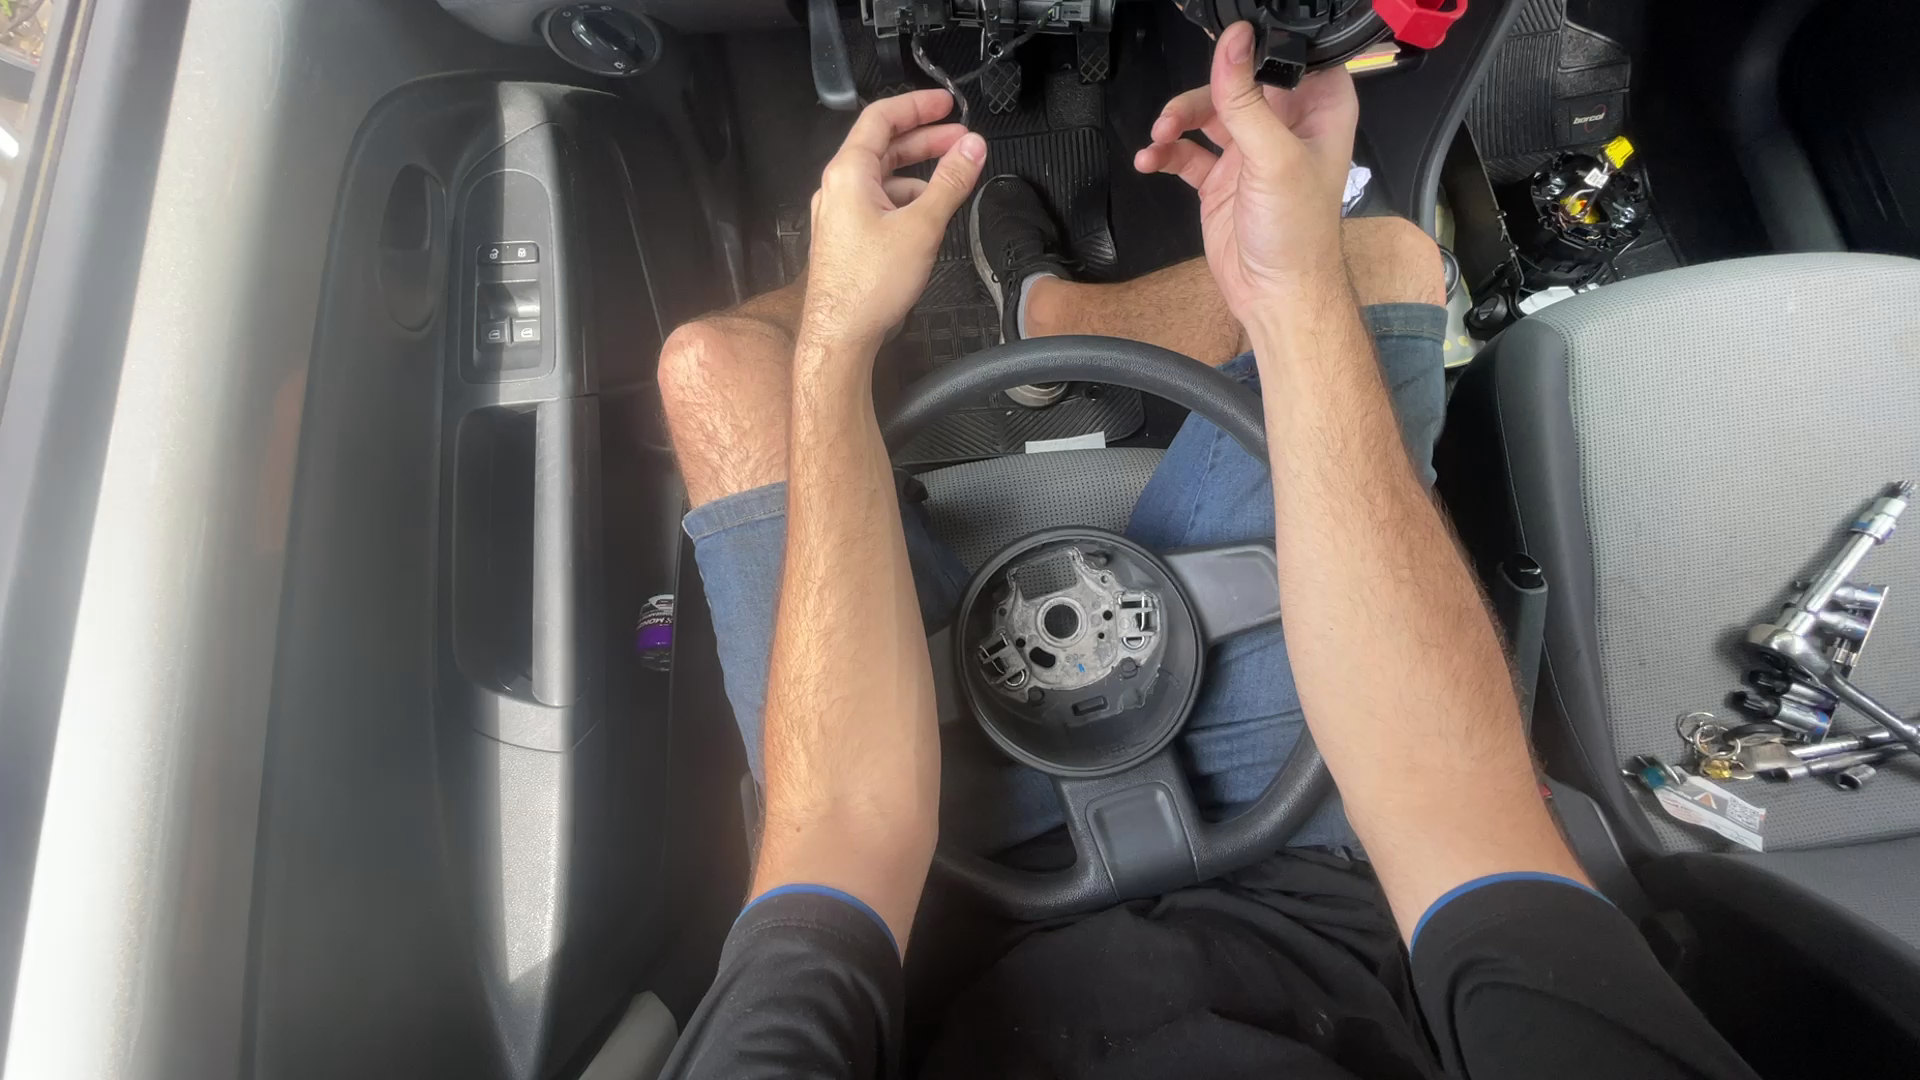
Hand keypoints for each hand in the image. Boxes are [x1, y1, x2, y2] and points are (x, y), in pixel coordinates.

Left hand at [800, 90, 987, 351]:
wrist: (841, 335)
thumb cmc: (866, 287)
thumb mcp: (921, 227)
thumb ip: (951, 182)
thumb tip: (972, 148)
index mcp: (849, 173)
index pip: (882, 117)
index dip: (918, 105)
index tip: (946, 104)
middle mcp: (838, 189)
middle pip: (884, 148)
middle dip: (925, 141)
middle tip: (959, 140)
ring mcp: (840, 216)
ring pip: (883, 181)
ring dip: (917, 176)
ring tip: (950, 182)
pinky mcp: (846, 241)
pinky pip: (877, 207)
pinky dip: (904, 202)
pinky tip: (925, 218)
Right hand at [1133, 22, 1357, 332]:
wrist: (1273, 292)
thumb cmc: (1295, 232)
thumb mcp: (1272, 156)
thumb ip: (1246, 99)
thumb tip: (1234, 42)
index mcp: (1318, 106)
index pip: (1286, 55)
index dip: (1253, 49)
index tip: (1221, 47)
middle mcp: (1283, 124)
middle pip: (1235, 83)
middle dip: (1201, 94)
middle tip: (1175, 113)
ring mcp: (1247, 153)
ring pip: (1206, 117)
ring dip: (1177, 122)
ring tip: (1158, 136)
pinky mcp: (1219, 181)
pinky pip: (1186, 155)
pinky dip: (1166, 154)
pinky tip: (1150, 159)